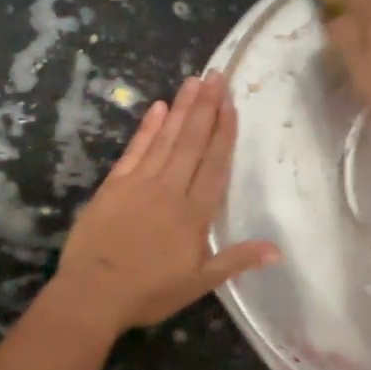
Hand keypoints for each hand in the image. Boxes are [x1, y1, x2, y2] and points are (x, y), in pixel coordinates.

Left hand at [48, 74, 279, 333]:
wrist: (92, 294)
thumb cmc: (149, 292)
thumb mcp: (199, 283)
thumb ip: (237, 260)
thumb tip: (278, 249)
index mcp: (194, 213)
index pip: (214, 165)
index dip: (224, 133)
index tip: (231, 103)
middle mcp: (169, 190)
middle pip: (191, 143)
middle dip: (205, 107)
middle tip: (216, 75)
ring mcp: (139, 184)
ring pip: (165, 139)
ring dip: (180, 109)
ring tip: (193, 81)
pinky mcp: (113, 186)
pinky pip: (135, 150)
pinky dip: (147, 129)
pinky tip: (157, 108)